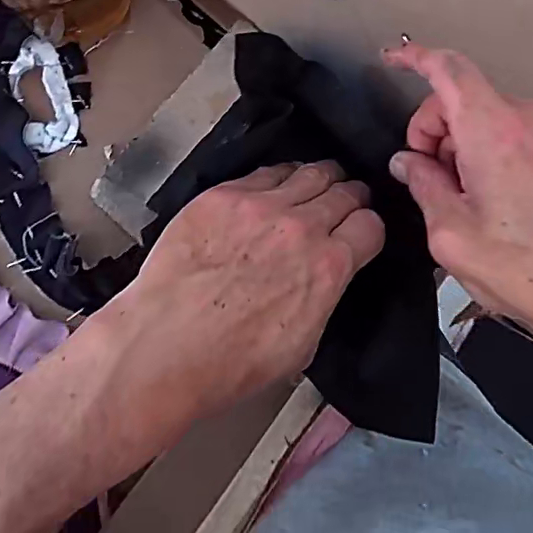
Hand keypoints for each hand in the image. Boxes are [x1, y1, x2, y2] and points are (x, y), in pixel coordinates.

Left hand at [112, 161, 384, 421]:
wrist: (161, 349)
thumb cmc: (226, 362)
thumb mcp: (303, 343)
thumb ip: (326, 295)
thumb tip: (330, 274)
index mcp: (329, 267)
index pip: (371, 224)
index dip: (369, 226)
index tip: (362, 228)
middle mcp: (303, 228)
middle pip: (346, 190)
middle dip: (352, 195)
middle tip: (346, 199)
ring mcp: (263, 206)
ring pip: (313, 171)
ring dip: (323, 177)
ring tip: (319, 181)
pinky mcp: (226, 195)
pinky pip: (268, 171)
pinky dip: (280, 177)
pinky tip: (275, 186)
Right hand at [381, 44, 532, 376]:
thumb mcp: (456, 241)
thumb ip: (425, 189)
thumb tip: (409, 163)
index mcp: (496, 133)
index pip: (448, 69)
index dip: (414, 56)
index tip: (394, 59)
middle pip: (468, 97)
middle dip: (439, 130)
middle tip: (435, 181)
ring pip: (498, 117)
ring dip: (473, 144)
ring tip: (480, 202)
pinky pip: (529, 131)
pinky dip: (506, 149)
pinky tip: (513, 201)